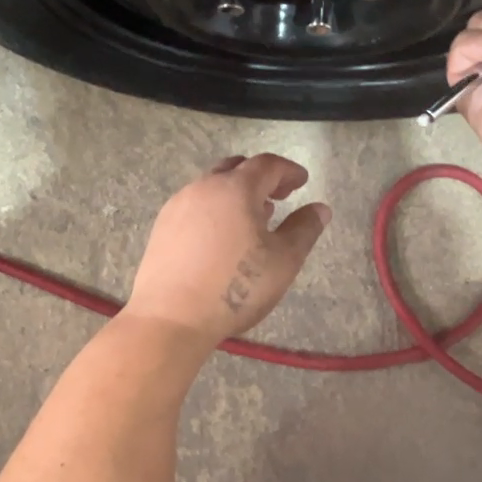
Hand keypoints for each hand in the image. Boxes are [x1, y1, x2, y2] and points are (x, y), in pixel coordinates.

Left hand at [122, 154, 330, 344]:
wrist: (171, 316)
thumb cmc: (236, 287)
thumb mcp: (283, 260)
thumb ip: (304, 229)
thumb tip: (320, 208)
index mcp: (235, 189)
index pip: (266, 164)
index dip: (288, 170)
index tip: (302, 181)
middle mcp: (203, 188)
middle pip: (235, 168)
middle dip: (260, 177)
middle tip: (279, 195)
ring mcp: (177, 207)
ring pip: (211, 187)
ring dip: (236, 194)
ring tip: (253, 218)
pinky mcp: (161, 228)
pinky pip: (194, 207)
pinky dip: (215, 210)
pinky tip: (222, 237)